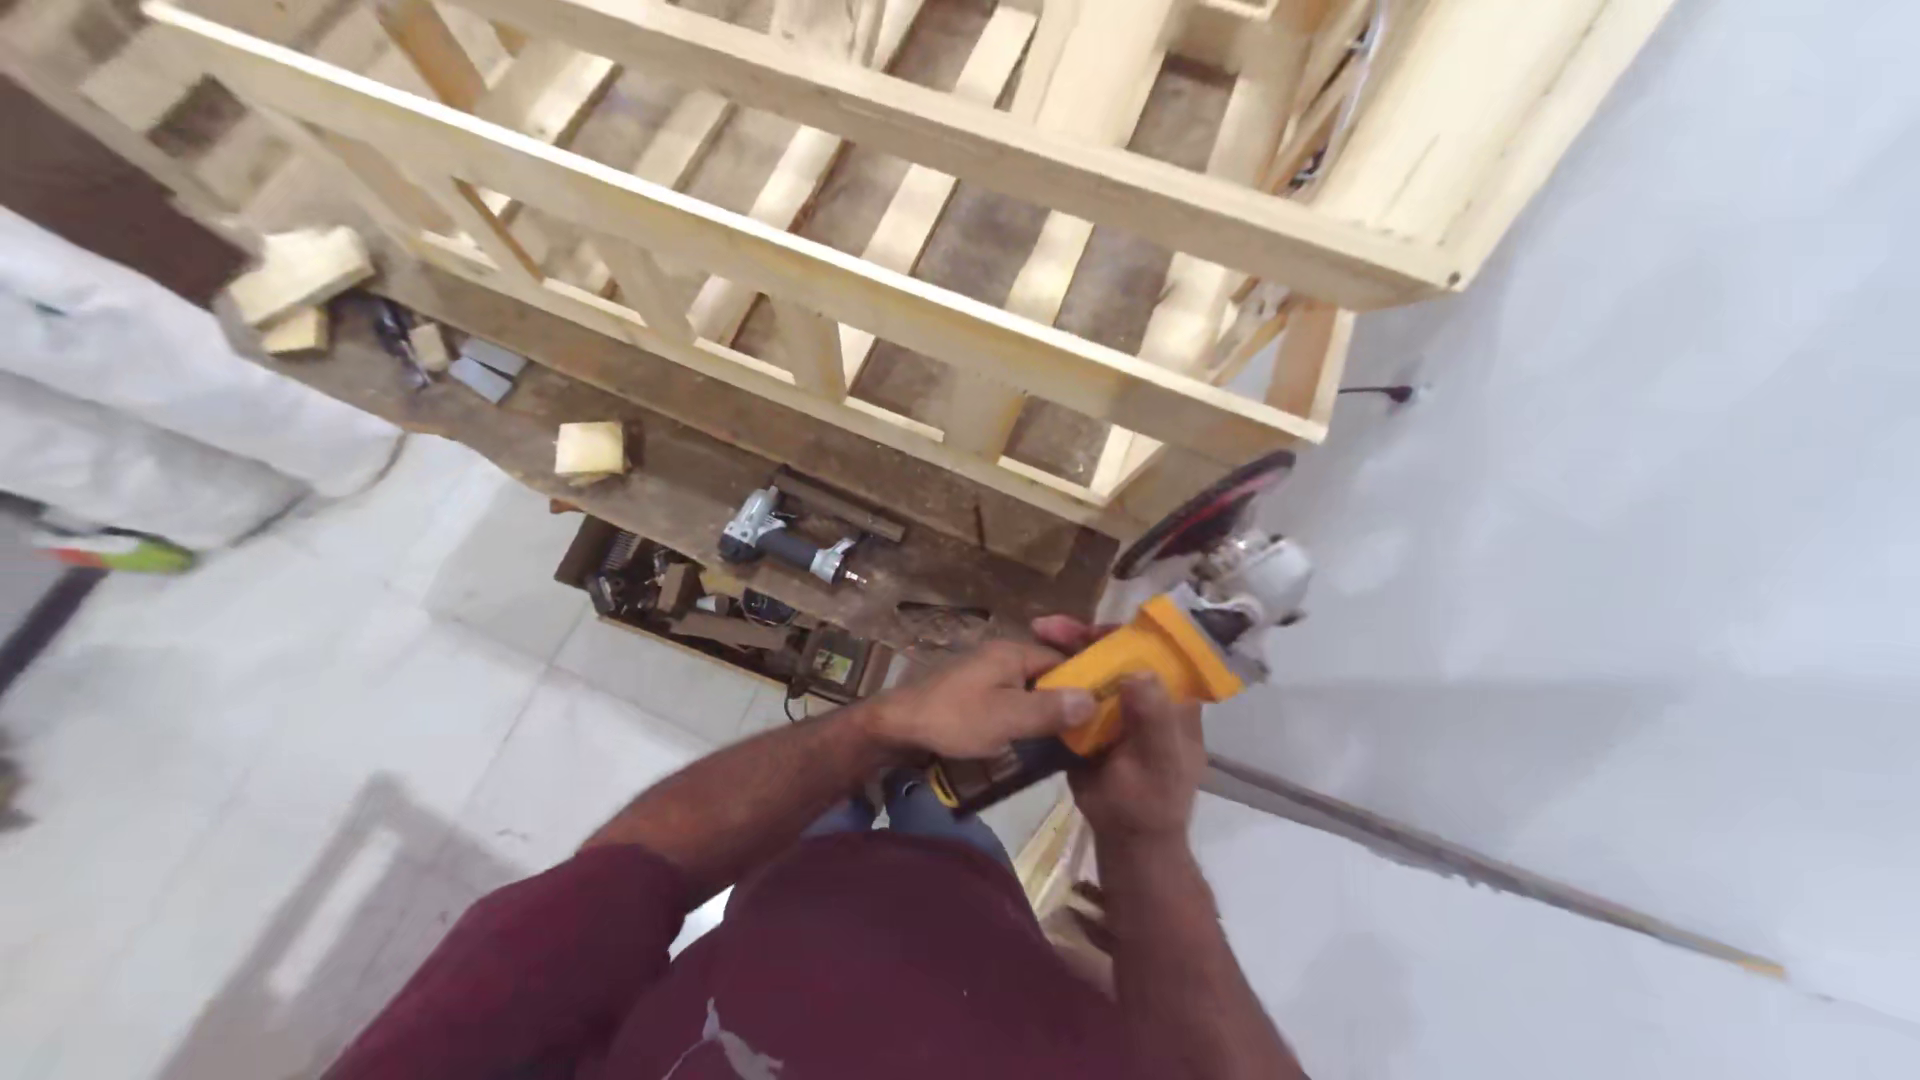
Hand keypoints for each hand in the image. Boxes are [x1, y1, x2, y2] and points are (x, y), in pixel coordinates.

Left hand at [864, 639, 1096, 758]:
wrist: (897, 727)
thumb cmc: (955, 718)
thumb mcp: (1007, 717)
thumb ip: (1050, 709)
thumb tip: (1095, 699)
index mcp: (1012, 652)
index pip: (1062, 659)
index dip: (1084, 681)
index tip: (1105, 709)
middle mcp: (1001, 656)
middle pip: (1045, 674)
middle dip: (1064, 699)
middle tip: (1087, 730)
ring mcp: (985, 674)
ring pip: (1028, 688)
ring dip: (1043, 710)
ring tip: (1066, 738)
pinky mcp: (973, 693)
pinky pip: (1010, 699)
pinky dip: (1023, 715)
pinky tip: (1031, 738)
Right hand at [1032, 616, 1205, 842]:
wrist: (1125, 836)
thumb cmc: (1152, 801)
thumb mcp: (1159, 762)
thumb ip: (1153, 720)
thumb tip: (1138, 671)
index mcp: (1171, 697)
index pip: (1151, 650)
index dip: (1122, 633)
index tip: (1090, 629)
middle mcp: (1144, 692)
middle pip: (1114, 652)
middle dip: (1082, 635)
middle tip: (1048, 626)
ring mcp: (1114, 704)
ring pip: (1089, 665)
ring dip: (1063, 647)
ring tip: (1037, 630)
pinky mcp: (1089, 716)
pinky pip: (1070, 688)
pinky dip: (1051, 673)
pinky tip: (1030, 661)